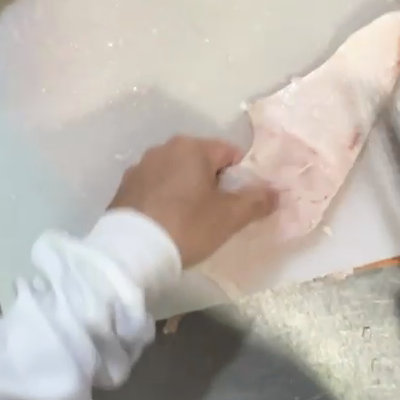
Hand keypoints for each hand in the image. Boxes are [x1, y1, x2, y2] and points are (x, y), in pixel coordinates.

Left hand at [109, 136, 275, 266]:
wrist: (130, 252)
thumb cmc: (186, 227)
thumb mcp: (229, 217)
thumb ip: (256, 201)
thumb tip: (275, 192)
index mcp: (192, 147)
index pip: (229, 153)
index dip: (241, 178)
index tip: (239, 203)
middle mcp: (164, 148)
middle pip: (201, 162)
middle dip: (213, 184)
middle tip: (217, 215)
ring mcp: (140, 166)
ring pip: (177, 175)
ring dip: (188, 191)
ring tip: (190, 222)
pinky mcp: (124, 187)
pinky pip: (156, 188)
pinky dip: (166, 200)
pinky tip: (167, 222)